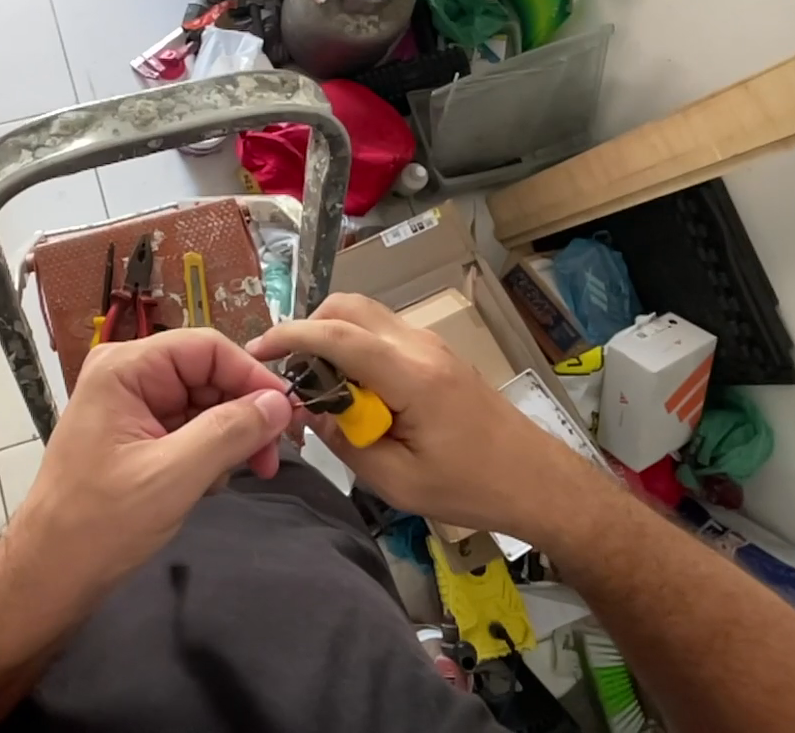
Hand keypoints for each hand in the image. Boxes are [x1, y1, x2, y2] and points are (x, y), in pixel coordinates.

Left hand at [11, 329, 293, 585]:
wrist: (48, 576)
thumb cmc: (100, 524)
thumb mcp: (173, 476)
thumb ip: (230, 432)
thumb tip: (281, 402)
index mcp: (125, 368)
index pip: (206, 348)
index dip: (251, 375)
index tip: (286, 414)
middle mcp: (128, 374)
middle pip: (207, 373)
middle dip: (243, 412)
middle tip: (271, 457)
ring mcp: (132, 404)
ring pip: (204, 402)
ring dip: (229, 437)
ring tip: (241, 475)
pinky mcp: (137, 433)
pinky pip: (190, 426)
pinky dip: (210, 451)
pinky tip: (211, 484)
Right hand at [247, 294, 609, 544]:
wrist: (538, 481)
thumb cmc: (471, 488)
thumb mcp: (397, 482)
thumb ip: (345, 441)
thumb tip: (308, 409)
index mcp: (411, 376)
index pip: (339, 335)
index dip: (291, 335)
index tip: (257, 351)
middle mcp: (419, 345)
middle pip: (349, 306)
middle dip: (308, 326)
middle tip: (287, 368)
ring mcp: (430, 344)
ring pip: (365, 313)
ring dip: (332, 334)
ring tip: (317, 381)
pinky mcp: (435, 352)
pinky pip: (381, 330)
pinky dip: (354, 343)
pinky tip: (352, 386)